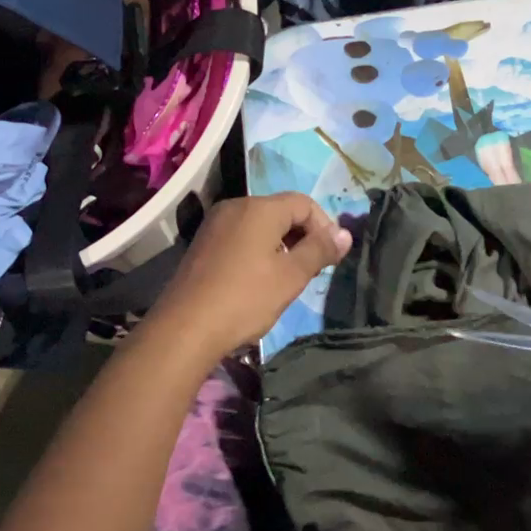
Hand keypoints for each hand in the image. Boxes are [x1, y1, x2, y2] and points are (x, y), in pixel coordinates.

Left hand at [142, 194, 351, 358]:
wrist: (186, 327)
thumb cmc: (245, 299)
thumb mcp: (291, 277)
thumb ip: (319, 250)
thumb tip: (345, 233)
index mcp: (258, 208)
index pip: (303, 203)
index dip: (324, 226)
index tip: (331, 257)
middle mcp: (234, 207)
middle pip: (280, 211)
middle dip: (302, 235)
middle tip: (312, 270)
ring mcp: (214, 225)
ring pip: (259, 226)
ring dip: (280, 245)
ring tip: (287, 278)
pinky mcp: (202, 245)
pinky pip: (239, 238)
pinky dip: (257, 251)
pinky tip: (258, 281)